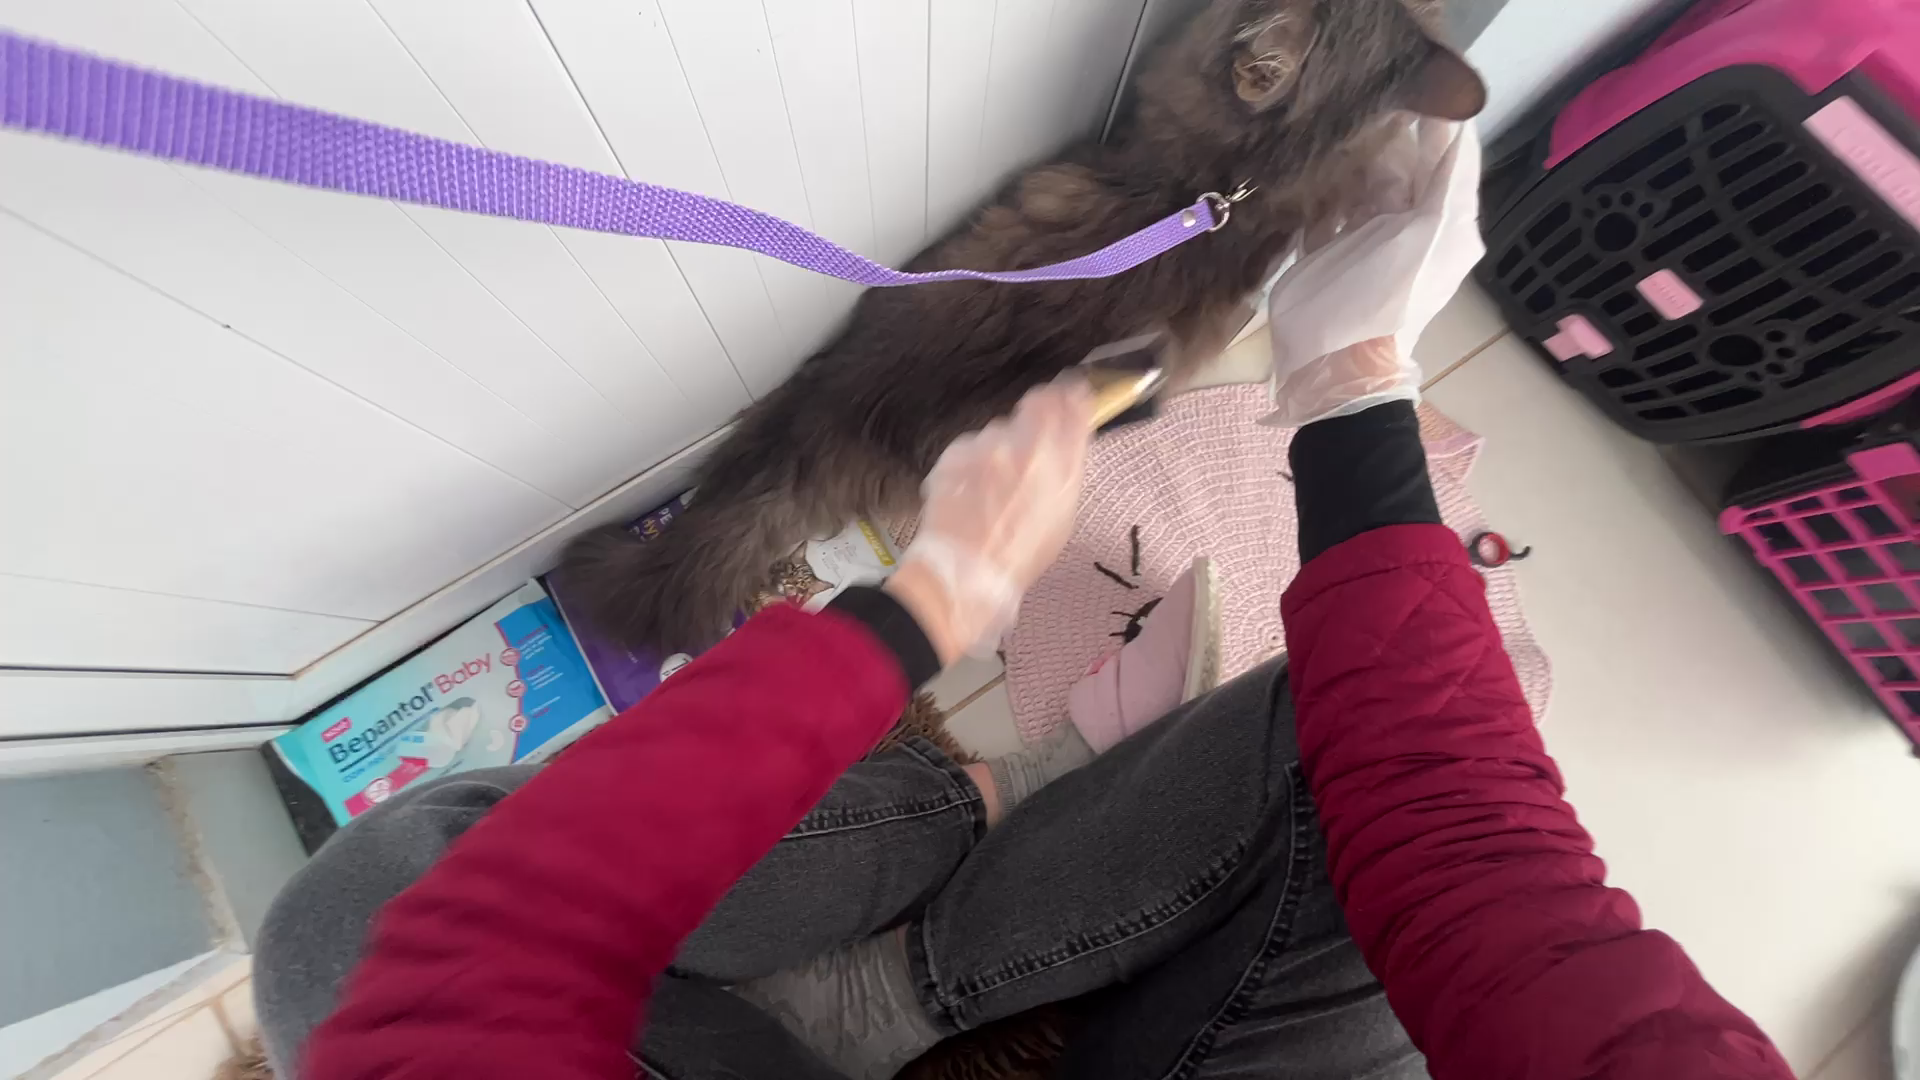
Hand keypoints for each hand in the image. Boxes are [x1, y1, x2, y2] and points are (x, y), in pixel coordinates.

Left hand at [886, 379, 1093, 662]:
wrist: (967, 572)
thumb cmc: (1021, 553)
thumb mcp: (1061, 515)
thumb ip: (1066, 469)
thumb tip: (1067, 439)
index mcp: (1061, 462)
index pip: (1072, 401)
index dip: (1071, 394)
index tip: (1069, 393)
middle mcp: (1026, 445)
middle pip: (1036, 403)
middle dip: (1036, 415)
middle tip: (1028, 443)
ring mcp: (987, 446)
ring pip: (998, 430)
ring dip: (999, 448)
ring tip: (992, 487)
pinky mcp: (955, 452)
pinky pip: (969, 447)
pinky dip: (971, 464)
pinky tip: (970, 493)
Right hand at [1262, 118, 1483, 426]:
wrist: (1331, 368)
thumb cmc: (1381, 301)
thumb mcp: (1430, 232)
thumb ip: (1448, 177)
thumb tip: (1458, 119)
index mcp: (1442, 221)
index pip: (1446, 154)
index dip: (1431, 119)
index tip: (1402, 86)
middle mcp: (1406, 227)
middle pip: (1400, 167)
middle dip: (1382, 139)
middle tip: (1355, 111)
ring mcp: (1364, 245)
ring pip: (1360, 188)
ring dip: (1347, 165)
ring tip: (1329, 137)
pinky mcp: (1326, 261)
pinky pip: (1324, 216)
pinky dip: (1317, 197)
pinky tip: (1307, 178)